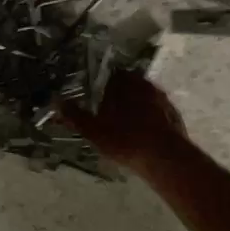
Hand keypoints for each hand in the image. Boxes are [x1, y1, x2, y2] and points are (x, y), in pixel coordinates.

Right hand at [62, 70, 192, 171]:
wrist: (164, 156)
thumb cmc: (124, 139)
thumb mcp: (93, 130)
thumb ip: (74, 115)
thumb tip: (56, 100)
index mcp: (123, 82)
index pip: (112, 74)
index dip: (104, 85)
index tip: (99, 96)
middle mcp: (144, 84)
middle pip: (130, 84)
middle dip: (121, 94)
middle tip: (111, 111)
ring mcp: (162, 98)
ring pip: (145, 97)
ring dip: (137, 105)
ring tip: (128, 123)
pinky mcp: (173, 114)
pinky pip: (158, 111)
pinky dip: (151, 117)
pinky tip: (145, 133)